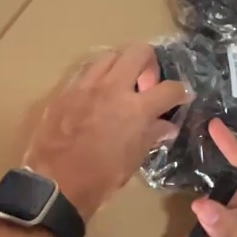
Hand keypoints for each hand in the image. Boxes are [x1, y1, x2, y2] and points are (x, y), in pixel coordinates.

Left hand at [24, 43, 189, 220]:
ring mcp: (86, 86)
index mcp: (135, 109)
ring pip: (110, 55)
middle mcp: (113, 88)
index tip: (182, 96)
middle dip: (150, 63)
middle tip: (147, 84)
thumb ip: (151, 136)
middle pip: (139, 52)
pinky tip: (97, 94)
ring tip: (121, 85)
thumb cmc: (99, 179)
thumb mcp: (132, 160)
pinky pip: (85, 70)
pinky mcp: (65, 90)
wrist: (54, 184)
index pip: (169, 89)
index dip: (181, 91)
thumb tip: (167, 126)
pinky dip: (98, 76)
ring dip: (121, 65)